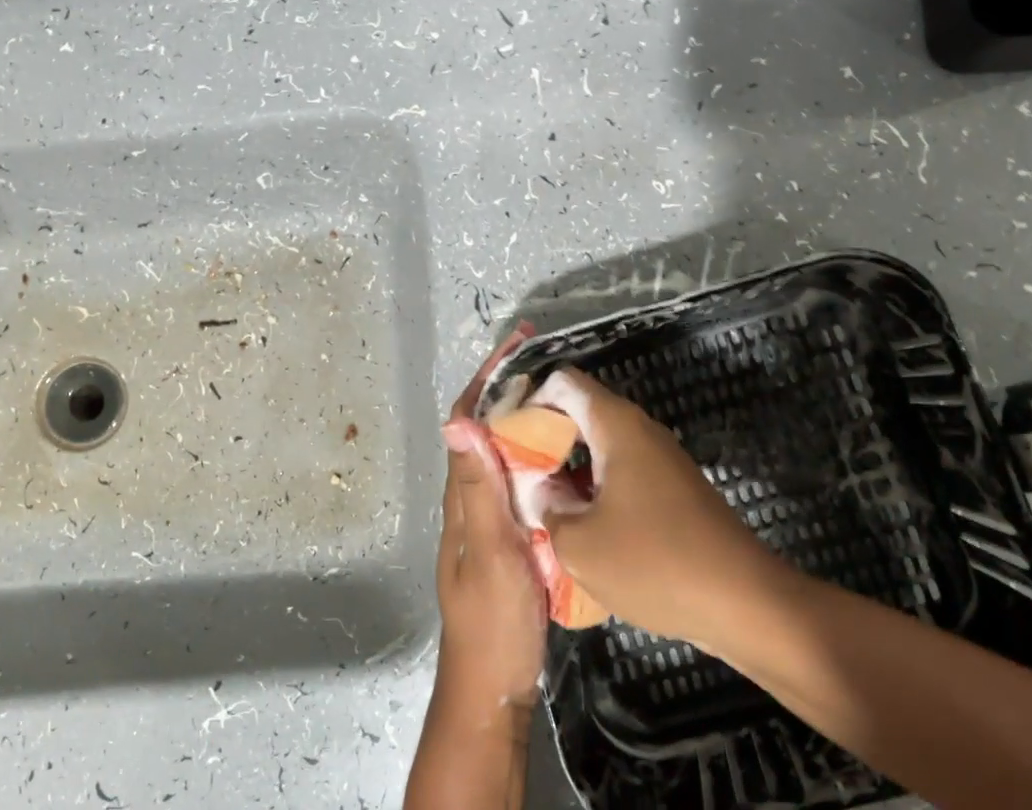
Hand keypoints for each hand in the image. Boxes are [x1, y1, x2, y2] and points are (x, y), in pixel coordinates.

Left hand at [434, 327, 544, 709]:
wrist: (494, 686)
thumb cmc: (493, 622)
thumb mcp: (492, 553)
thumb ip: (478, 489)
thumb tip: (459, 418)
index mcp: (463, 497)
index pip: (468, 420)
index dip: (488, 378)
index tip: (519, 343)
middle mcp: (472, 501)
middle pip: (486, 431)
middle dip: (511, 391)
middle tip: (553, 365)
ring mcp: (491, 521)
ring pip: (505, 456)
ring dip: (527, 420)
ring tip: (567, 399)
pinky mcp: (512, 539)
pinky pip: (523, 483)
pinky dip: (542, 457)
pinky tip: (572, 458)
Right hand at [531, 369, 782, 647]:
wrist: (741, 600)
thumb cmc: (653, 562)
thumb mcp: (578, 542)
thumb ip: (545, 505)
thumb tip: (536, 487)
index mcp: (617, 426)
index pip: (563, 382)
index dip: (526, 401)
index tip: (500, 437)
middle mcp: (640, 432)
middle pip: (579, 413)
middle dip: (541, 440)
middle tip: (509, 476)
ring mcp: (659, 462)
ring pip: (599, 450)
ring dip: (566, 472)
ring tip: (533, 506)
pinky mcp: (671, 492)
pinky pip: (620, 476)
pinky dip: (593, 492)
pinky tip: (575, 529)